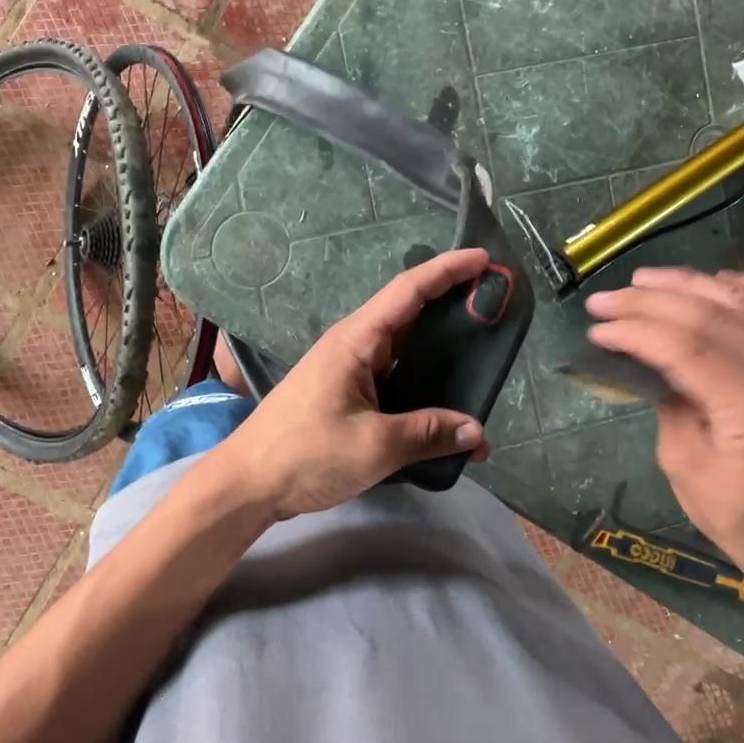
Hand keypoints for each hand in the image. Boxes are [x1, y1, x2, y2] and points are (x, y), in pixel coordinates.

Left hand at [209, 249, 490, 519]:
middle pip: (410, 314)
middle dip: (451, 304)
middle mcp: (355, 346)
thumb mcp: (374, 446)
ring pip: (406, 350)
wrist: (249, 484)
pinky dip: (424, 388)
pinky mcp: (349, 396)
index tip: (482, 258)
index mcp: (356, 340)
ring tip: (484, 353)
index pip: (408, 291)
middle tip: (494, 303)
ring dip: (442, 352)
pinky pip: (396, 379)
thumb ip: (428, 433)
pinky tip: (449, 408)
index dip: (446, 271)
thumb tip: (477, 430)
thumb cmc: (305, 454)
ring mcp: (350, 371)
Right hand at [584, 269, 743, 588]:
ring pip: (741, 302)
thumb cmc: (740, 517)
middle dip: (648, 302)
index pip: (686, 345)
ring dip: (687, 284)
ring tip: (642, 281)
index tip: (596, 329)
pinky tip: (715, 283)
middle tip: (603, 301)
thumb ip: (668, 401)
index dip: (635, 329)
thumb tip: (648, 358)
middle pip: (709, 315)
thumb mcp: (683, 464)